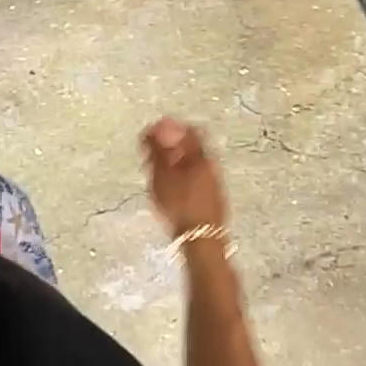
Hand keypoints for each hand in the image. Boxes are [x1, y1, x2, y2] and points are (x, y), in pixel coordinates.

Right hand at [142, 118, 227, 236]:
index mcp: (202, 155)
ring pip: (193, 161)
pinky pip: (196, 175)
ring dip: (174, 161)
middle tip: (151, 154)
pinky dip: (181, 174)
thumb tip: (156, 126)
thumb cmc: (180, 205)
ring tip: (157, 172)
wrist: (201, 238)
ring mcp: (214, 181)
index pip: (187, 129)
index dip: (168, 128)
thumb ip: (158, 149)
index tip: (152, 134)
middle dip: (170, 146)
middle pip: (191, 145)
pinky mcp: (213, 196)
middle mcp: (212, 165)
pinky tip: (169, 187)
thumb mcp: (162, 174)